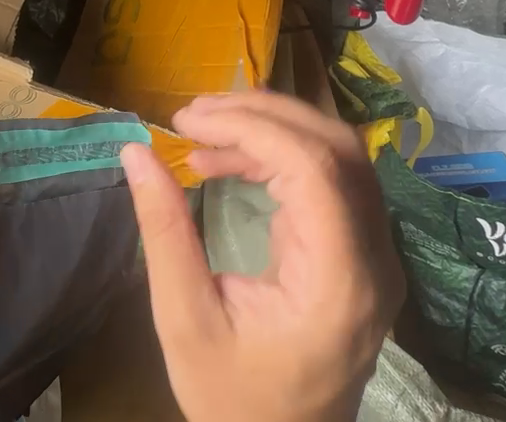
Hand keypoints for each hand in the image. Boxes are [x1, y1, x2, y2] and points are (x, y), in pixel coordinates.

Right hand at [121, 91, 403, 421]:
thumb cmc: (231, 397)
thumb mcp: (183, 318)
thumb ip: (164, 230)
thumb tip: (134, 150)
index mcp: (338, 280)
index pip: (314, 168)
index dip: (250, 127)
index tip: (183, 122)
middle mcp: (371, 259)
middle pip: (336, 148)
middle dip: (262, 113)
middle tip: (192, 112)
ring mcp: (371, 256)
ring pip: (335, 155)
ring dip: (267, 128)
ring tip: (198, 129)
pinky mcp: (354, 254)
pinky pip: (324, 180)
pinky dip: (272, 156)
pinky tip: (221, 161)